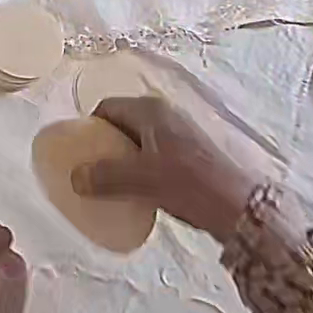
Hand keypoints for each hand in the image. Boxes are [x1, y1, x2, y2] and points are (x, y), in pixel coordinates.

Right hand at [76, 97, 263, 239]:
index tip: (79, 153)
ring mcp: (179, 130)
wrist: (238, 205)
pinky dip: (141, 165)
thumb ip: (105, 177)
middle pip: (123, 122)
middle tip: (92, 171)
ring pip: (139, 138)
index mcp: (149, 110)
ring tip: (112, 183)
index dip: (89, 128)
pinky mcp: (190, 149)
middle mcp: (164, 112)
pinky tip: (140, 189)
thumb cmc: (188, 183)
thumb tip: (75, 177)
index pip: (107, 108)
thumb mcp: (141, 180)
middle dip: (105, 144)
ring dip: (123, 157)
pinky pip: (154, 151)